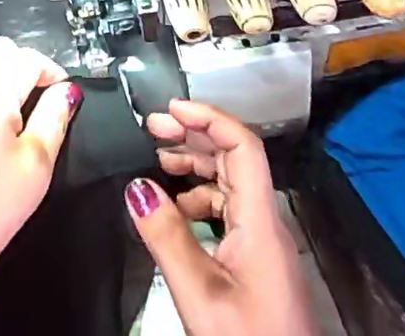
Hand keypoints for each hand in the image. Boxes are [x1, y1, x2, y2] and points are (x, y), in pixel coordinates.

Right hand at [125, 99, 316, 335]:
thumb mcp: (200, 294)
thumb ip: (166, 236)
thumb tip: (136, 186)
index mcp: (261, 225)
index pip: (244, 148)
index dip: (208, 118)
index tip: (168, 109)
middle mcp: (267, 227)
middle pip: (233, 159)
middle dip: (191, 135)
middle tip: (150, 128)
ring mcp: (263, 245)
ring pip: (228, 183)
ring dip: (191, 164)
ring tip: (155, 161)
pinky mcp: (255, 262)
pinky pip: (225, 210)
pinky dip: (194, 196)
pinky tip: (170, 208)